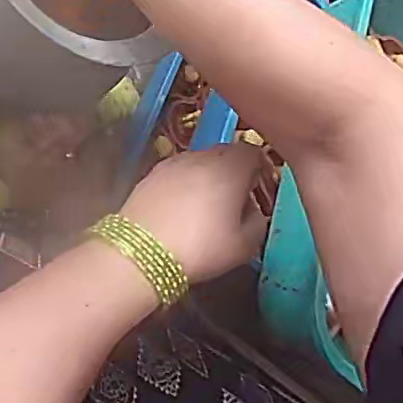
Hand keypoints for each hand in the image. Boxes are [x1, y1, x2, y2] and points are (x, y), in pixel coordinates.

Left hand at [116, 142, 267, 282]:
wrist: (142, 251)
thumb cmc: (201, 248)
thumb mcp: (245, 244)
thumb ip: (259, 221)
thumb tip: (253, 209)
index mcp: (229, 168)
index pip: (252, 151)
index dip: (260, 167)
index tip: (260, 187)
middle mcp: (200, 157)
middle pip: (225, 152)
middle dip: (235, 170)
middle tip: (236, 198)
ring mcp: (172, 162)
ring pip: (199, 160)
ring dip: (208, 174)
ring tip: (207, 205)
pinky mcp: (151, 174)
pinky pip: (177, 170)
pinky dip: (185, 181)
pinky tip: (181, 206)